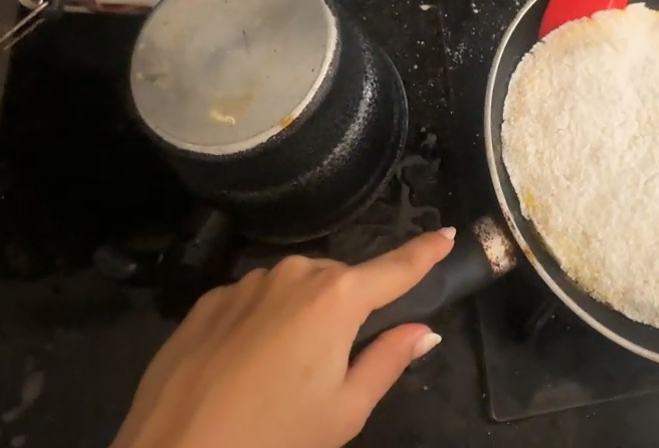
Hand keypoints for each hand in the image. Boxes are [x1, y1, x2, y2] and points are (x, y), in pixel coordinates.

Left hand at [111, 228, 454, 447]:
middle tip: (334, 366)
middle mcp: (296, 273)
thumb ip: (388, 361)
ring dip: (303, 315)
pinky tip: (243, 368)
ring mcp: (248, 282)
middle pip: (341, 282)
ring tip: (281, 374)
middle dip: (348, 310)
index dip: (425, 251)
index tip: (448, 232)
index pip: (395, 268)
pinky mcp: (210, 299)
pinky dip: (262, 323)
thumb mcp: (344, 412)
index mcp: (337, 298)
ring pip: (295, 289)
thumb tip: (423, 330)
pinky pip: (254, 300)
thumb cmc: (273, 440)